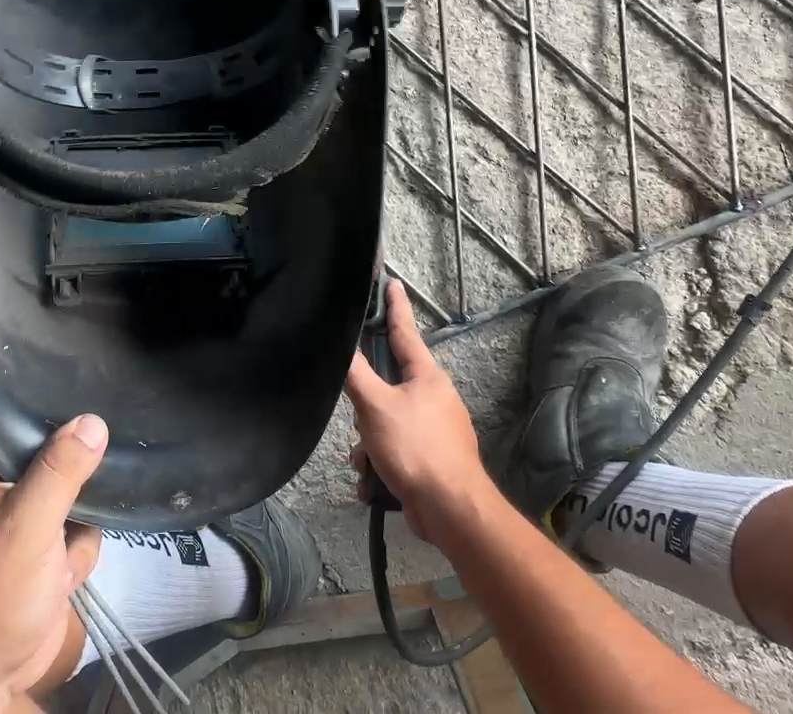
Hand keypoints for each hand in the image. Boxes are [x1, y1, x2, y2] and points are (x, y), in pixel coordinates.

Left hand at [0, 416, 107, 709]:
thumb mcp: (27, 525)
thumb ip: (60, 471)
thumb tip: (93, 421)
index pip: (19, 416)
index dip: (54, 409)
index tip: (93, 400)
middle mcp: (3, 485)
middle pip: (57, 452)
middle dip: (79, 471)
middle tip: (98, 474)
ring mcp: (27, 519)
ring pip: (78, 492)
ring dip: (81, 522)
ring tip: (63, 551)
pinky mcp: (47, 550)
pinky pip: (81, 531)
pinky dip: (79, 553)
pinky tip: (64, 577)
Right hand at [344, 281, 495, 542]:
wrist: (451, 509)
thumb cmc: (415, 448)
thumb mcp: (375, 406)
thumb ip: (356, 374)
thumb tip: (342, 346)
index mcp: (427, 377)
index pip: (404, 332)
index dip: (394, 307)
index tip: (392, 283)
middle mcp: (434, 397)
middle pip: (388, 384)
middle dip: (365, 405)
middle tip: (357, 418)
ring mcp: (436, 429)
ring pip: (386, 421)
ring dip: (369, 441)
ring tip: (366, 460)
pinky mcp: (431, 458)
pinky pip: (395, 449)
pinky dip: (379, 462)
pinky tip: (373, 479)